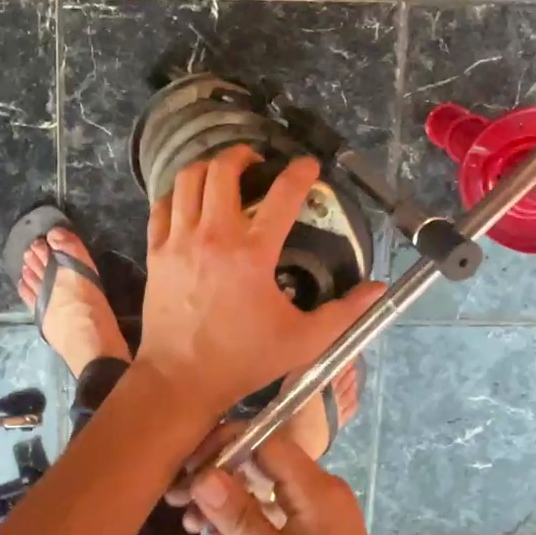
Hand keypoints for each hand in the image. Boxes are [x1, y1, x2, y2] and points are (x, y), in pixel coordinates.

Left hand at [136, 145, 384, 415]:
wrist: (181, 378)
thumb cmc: (244, 359)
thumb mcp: (303, 341)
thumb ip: (344, 313)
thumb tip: (379, 288)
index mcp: (252, 255)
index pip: (283, 195)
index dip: (300, 172)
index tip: (309, 166)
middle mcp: (214, 237)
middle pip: (223, 170)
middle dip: (242, 155)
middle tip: (256, 162)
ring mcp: (179, 241)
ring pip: (188, 180)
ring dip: (208, 168)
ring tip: (223, 173)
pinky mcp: (156, 251)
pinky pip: (162, 205)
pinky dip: (177, 194)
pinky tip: (190, 201)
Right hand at [189, 435, 412, 534]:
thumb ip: (243, 521)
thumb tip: (203, 474)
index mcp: (317, 488)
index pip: (264, 438)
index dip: (221, 444)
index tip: (184, 469)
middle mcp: (320, 487)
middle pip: (260, 458)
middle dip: (217, 474)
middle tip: (177, 500)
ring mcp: (318, 508)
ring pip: (263, 483)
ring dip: (226, 498)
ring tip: (191, 524)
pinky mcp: (315, 528)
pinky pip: (273, 505)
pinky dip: (244, 516)